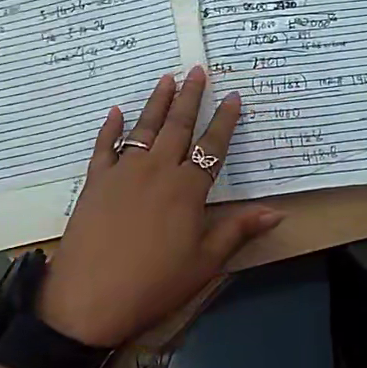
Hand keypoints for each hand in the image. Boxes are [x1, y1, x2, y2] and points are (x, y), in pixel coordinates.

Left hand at [36, 66, 282, 347]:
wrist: (89, 297)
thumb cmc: (154, 284)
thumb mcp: (204, 263)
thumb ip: (237, 231)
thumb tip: (276, 212)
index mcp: (187, 189)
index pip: (213, 147)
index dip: (225, 122)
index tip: (234, 97)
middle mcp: (157, 171)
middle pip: (178, 127)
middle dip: (191, 97)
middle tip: (198, 70)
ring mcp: (123, 173)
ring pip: (144, 129)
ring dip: (157, 102)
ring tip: (167, 78)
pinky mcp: (95, 182)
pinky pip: (104, 147)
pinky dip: (111, 127)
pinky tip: (117, 111)